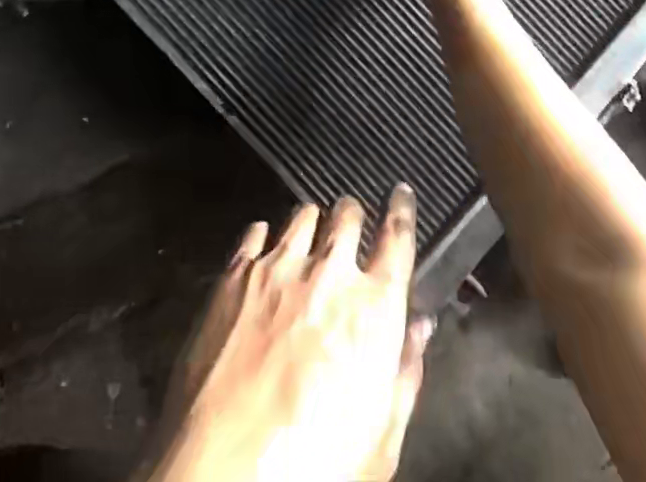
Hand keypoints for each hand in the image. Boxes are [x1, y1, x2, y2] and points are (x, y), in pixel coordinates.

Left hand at [140, 187, 433, 481]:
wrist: (225, 469)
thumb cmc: (316, 465)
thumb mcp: (381, 435)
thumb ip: (405, 371)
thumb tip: (420, 327)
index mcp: (374, 308)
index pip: (397, 238)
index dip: (402, 209)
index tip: (401, 192)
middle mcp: (328, 273)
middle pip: (347, 216)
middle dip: (352, 213)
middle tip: (350, 218)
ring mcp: (276, 268)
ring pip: (302, 215)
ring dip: (313, 219)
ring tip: (310, 229)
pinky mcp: (233, 275)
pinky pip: (255, 231)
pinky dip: (266, 232)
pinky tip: (265, 241)